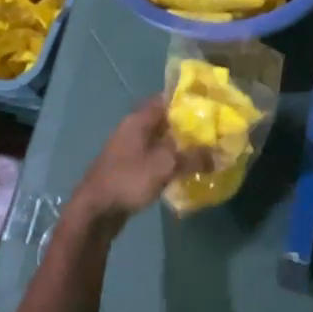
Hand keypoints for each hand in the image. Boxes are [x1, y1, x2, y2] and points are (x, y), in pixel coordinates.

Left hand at [69, 97, 205, 227]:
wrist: (94, 212)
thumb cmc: (128, 179)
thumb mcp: (165, 166)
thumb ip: (192, 158)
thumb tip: (218, 155)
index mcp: (138, 120)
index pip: (166, 99)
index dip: (187, 101)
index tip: (210, 106)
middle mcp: (132, 129)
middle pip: (164, 121)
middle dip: (187, 126)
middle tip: (213, 132)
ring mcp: (128, 149)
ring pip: (159, 141)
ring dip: (178, 146)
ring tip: (204, 152)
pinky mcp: (128, 168)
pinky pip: (153, 158)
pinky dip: (168, 161)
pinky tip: (184, 171)